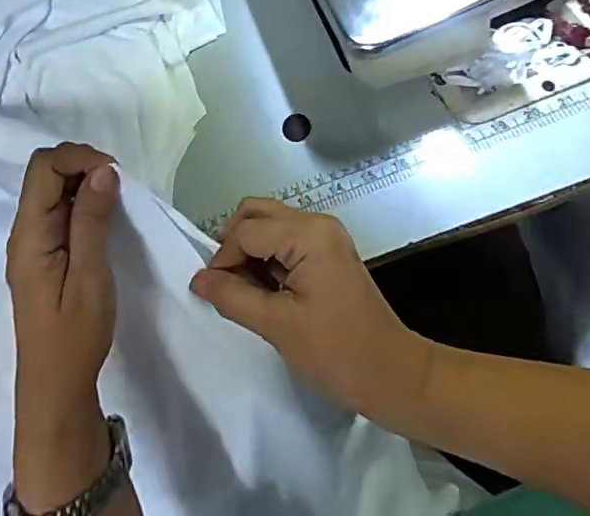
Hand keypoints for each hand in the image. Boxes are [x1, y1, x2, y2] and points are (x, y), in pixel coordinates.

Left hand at [6, 143, 120, 510]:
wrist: (56, 389)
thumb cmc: (75, 337)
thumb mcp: (90, 277)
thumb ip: (92, 221)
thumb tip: (103, 170)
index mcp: (29, 236)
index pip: (43, 168)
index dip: (78, 157)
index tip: (114, 173)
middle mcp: (24, 232)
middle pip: (45, 172)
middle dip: (82, 164)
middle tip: (118, 184)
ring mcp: (33, 242)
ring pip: (52, 187)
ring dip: (84, 180)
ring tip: (116, 197)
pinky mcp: (45, 253)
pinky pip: (60, 208)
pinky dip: (83, 199)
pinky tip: (104, 213)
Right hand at [188, 198, 434, 422]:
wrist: (392, 375)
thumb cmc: (337, 352)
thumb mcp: (278, 326)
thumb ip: (233, 297)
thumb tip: (197, 279)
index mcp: (309, 233)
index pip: (247, 231)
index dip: (223, 260)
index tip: (214, 293)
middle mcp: (317, 222)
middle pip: (256, 213)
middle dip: (233, 245)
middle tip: (226, 285)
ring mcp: (325, 235)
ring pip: (269, 224)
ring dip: (249, 252)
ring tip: (245, 292)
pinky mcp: (327, 251)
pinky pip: (285, 240)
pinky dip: (267, 259)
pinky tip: (265, 292)